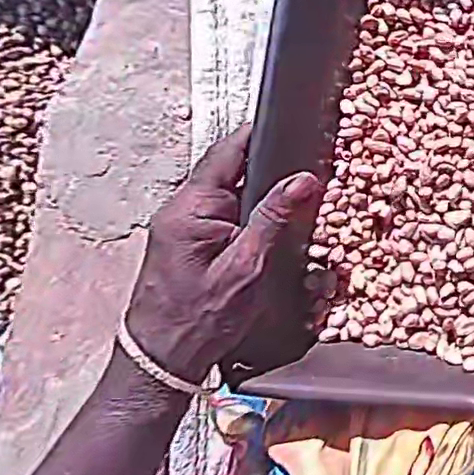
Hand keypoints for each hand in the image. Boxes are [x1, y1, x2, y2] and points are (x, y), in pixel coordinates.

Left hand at [120, 125, 322, 386]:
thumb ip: (273, 218)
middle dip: (270, 159)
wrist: (162, 359)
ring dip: (264, 185)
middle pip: (231, 169)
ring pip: (232, 190)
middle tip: (310, 149)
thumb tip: (304, 179)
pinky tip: (281, 211)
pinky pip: (230, 210)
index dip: (256, 133)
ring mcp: (186, 225)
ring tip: (304, 177)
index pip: (225, 155)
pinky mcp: (194, 240)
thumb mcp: (246, 266)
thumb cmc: (201, 316)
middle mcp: (183, 210)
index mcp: (190, 209)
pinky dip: (255, 205)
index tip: (288, 115)